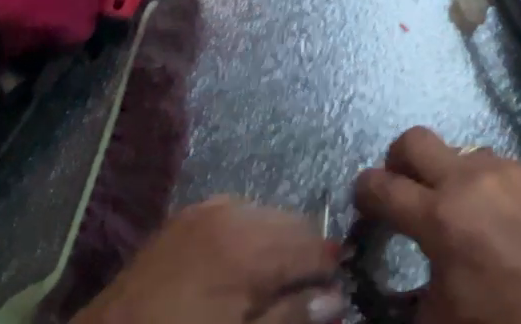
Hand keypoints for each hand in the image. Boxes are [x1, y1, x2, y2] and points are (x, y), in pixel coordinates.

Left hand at [73, 197, 344, 323]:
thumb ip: (290, 318)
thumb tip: (336, 297)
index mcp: (249, 245)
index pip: (317, 246)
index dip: (330, 276)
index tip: (332, 302)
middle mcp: (233, 212)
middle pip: (296, 225)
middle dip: (304, 260)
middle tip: (299, 301)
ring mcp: (205, 209)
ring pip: (268, 217)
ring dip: (277, 248)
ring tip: (266, 290)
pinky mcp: (184, 217)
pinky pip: (237, 216)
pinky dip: (249, 238)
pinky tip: (237, 274)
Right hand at [354, 127, 520, 323]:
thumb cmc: (503, 322)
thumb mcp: (439, 319)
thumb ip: (403, 295)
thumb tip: (385, 285)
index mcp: (439, 217)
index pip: (379, 186)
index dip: (362, 193)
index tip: (363, 204)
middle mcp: (468, 180)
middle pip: (414, 139)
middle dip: (398, 161)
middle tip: (401, 190)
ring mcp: (504, 170)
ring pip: (458, 151)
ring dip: (446, 174)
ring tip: (457, 211)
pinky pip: (494, 165)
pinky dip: (483, 185)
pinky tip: (495, 218)